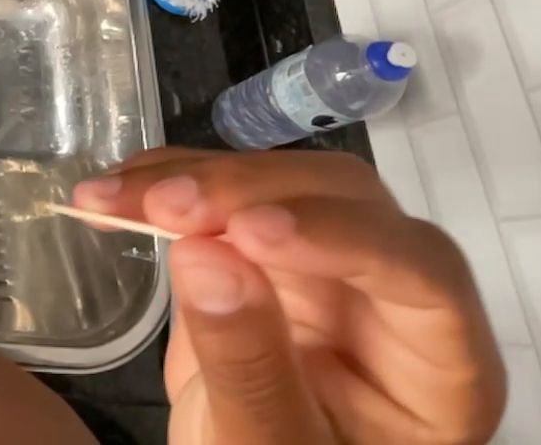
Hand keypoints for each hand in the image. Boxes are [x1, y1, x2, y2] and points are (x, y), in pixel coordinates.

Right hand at [72, 149, 505, 444]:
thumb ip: (247, 365)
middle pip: (340, 197)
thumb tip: (202, 251)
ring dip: (182, 178)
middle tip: (161, 207)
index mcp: (436, 359)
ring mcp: (318, 252)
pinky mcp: (252, 234)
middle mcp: (384, 286)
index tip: (243, 232)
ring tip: (105, 198)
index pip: (418, 272)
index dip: (338, 236)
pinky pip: (211, 186)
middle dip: (242, 191)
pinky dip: (156, 181)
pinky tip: (108, 193)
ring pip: (266, 176)